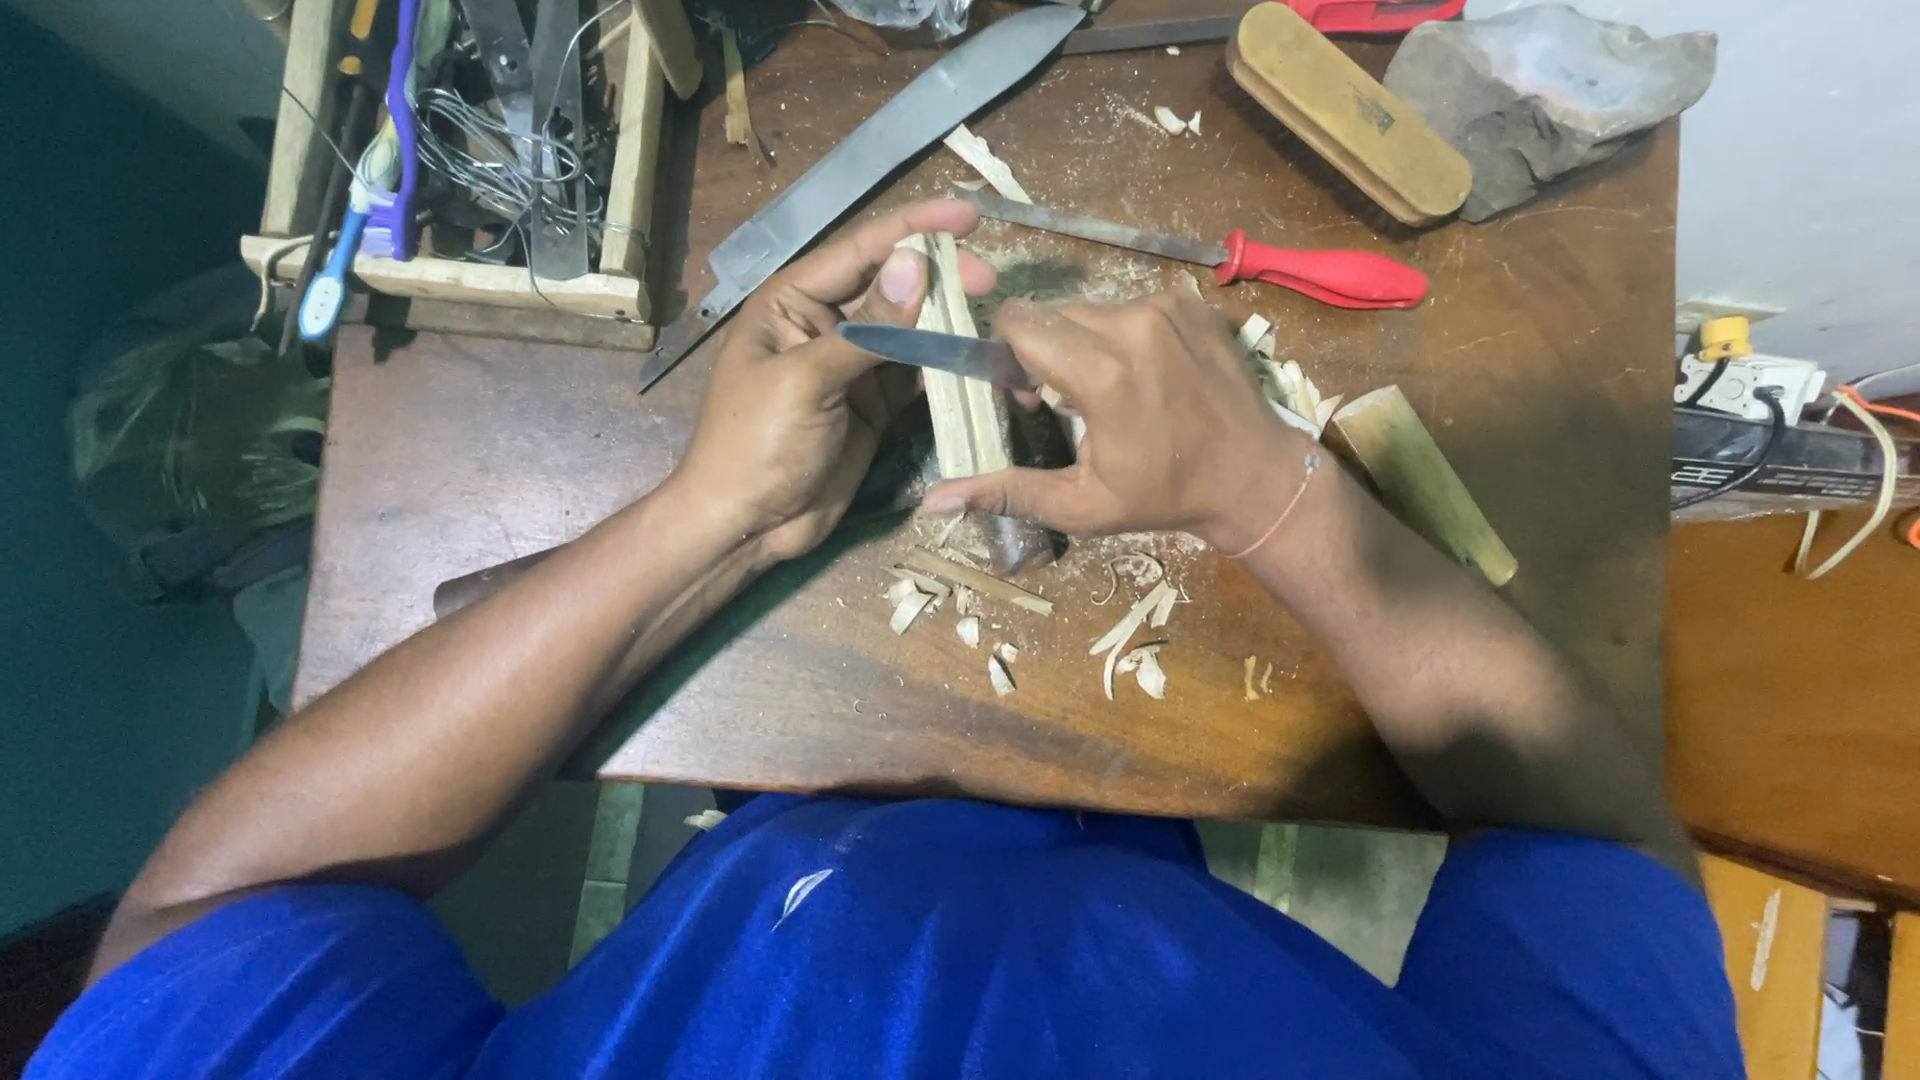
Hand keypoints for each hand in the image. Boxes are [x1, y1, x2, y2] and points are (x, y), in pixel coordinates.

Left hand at [673, 200, 996, 561]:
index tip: (968, 217)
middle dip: (940, 277)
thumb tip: (916, 267)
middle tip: (989, 278)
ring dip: (948, 321)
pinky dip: (945, 367)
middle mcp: (826, 324)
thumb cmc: (756, 444)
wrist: (748, 524)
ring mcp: (853, 366)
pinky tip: (975, 359)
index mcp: (793, 301)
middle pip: (892, 286)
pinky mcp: (875, 404)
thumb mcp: (806, 380)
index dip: (914, 228)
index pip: (859, 249)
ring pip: (910, 330)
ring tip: (992, 315)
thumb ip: (866, 328)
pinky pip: (916, 374)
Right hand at [922, 292, 1311, 551]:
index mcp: (1104, 373)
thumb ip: (1006, 492)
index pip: (1019, 324)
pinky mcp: (1188, 299)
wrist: (1254, 474)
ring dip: (1080, 342)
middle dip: (1042, 351)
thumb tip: (933, 501)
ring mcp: (1166, 304)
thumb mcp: (1082, 506)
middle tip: (1067, 400)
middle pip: (1049, 315)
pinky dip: (1118, 334)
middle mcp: (1133, 322)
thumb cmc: (1163, 496)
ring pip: (1085, 307)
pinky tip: (1142, 373)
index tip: (1028, 394)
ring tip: (1108, 389)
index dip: (1009, 357)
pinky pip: (1125, 304)